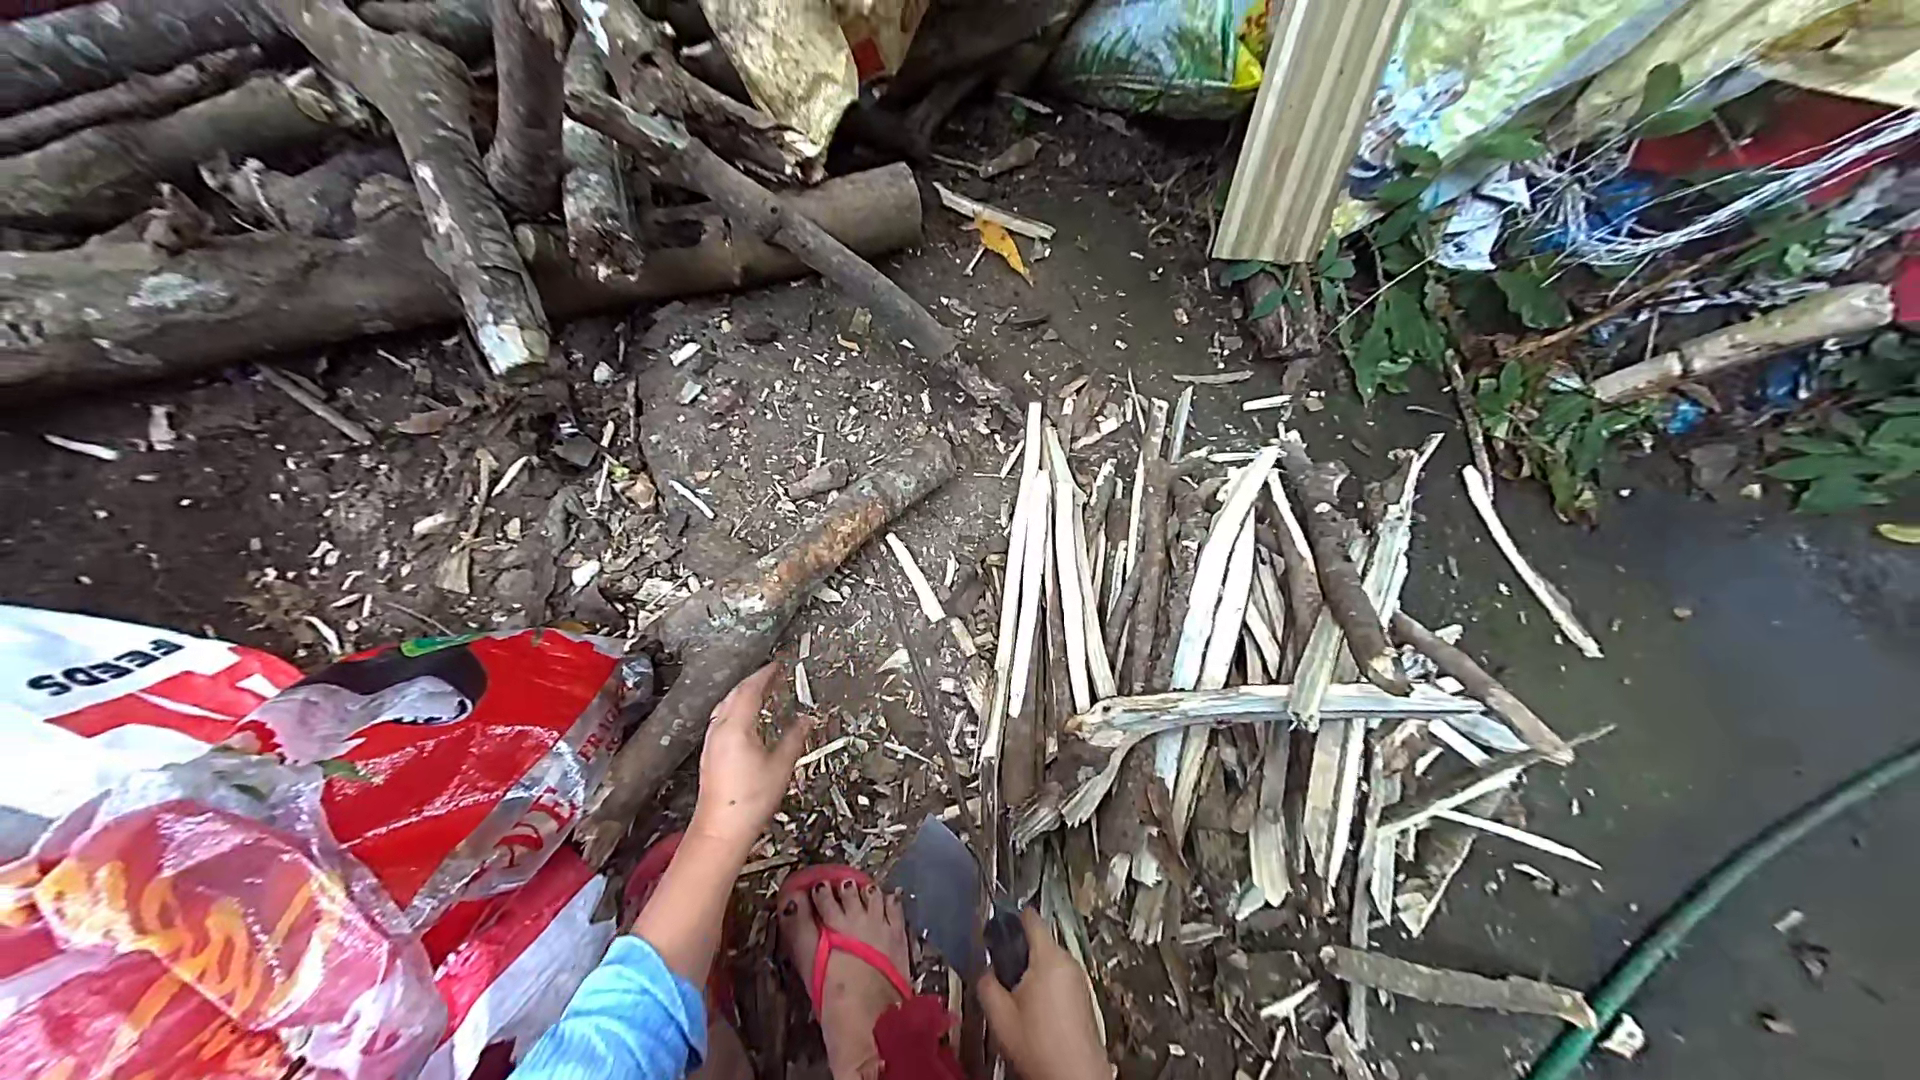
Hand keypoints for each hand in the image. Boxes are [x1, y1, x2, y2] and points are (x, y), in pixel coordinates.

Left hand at [689, 663, 811, 853]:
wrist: (721, 829)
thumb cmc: (752, 799)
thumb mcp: (781, 766)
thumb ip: (794, 738)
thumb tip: (806, 720)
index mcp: (736, 727)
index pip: (750, 691)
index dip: (765, 675)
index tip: (777, 666)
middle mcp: (720, 730)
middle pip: (735, 695)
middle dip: (753, 681)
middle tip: (771, 674)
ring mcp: (711, 742)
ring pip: (725, 706)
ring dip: (742, 694)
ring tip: (760, 691)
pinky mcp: (710, 754)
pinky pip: (721, 719)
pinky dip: (735, 708)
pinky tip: (745, 717)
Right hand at [978, 909, 1109, 1079]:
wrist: (1076, 1079)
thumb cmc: (1039, 1045)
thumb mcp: (1000, 1016)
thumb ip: (986, 983)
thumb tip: (984, 969)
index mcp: (1048, 956)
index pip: (1031, 918)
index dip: (1012, 917)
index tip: (997, 926)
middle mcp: (1068, 961)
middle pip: (1039, 941)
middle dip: (1020, 953)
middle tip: (1002, 973)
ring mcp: (1079, 980)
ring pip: (1050, 961)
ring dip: (1033, 971)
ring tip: (1017, 998)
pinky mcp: (1084, 998)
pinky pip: (1061, 978)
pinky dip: (1047, 986)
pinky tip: (1035, 1012)